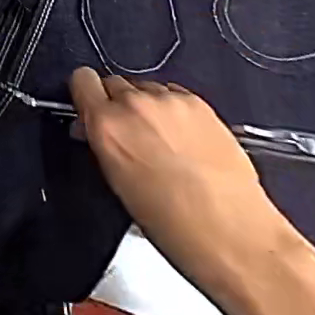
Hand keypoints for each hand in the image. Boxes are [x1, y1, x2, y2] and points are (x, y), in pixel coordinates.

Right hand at [68, 66, 301, 287]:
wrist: (233, 234)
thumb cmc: (174, 226)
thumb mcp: (118, 187)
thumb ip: (101, 146)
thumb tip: (92, 129)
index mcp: (106, 127)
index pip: (82, 80)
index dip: (86, 95)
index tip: (92, 108)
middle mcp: (134, 105)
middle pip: (114, 83)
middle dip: (117, 105)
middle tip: (131, 135)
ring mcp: (169, 100)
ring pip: (145, 89)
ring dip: (147, 108)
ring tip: (164, 143)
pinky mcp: (198, 102)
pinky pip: (174, 95)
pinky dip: (174, 111)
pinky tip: (186, 141)